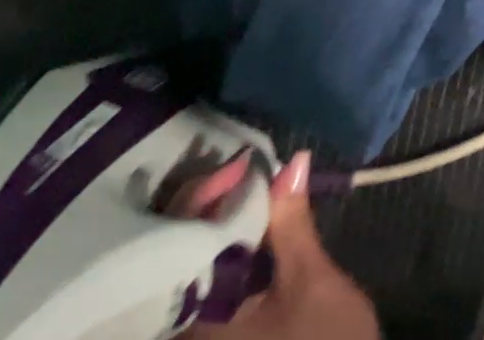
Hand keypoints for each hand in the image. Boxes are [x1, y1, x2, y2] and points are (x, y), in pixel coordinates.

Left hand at [183, 152, 380, 339]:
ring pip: (184, 266)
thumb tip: (293, 161)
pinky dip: (217, 255)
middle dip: (208, 205)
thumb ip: (292, 223)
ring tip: (246, 190)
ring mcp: (188, 334)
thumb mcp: (311, 282)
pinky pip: (195, 286)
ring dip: (213, 228)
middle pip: (172, 249)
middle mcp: (175, 327)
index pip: (179, 237)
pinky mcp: (205, 335)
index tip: (245, 161)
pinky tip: (243, 234)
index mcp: (190, 316)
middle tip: (247, 170)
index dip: (208, 192)